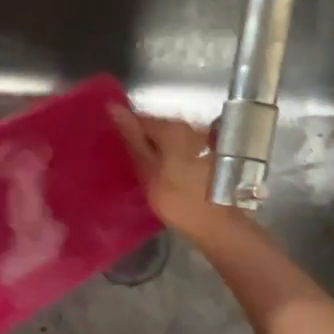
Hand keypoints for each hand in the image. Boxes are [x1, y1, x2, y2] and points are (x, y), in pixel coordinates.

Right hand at [109, 105, 245, 237]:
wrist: (219, 225)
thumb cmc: (179, 200)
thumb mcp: (149, 172)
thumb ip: (133, 140)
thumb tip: (114, 108)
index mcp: (173, 127)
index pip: (141, 119)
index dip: (125, 131)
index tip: (115, 147)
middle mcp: (191, 126)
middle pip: (159, 128)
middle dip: (143, 141)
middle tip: (128, 161)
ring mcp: (205, 139)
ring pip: (172, 139)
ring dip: (159, 150)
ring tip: (147, 169)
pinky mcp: (213, 154)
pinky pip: (185, 150)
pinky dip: (173, 158)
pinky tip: (168, 173)